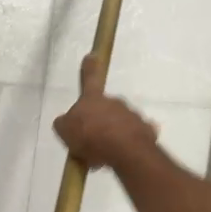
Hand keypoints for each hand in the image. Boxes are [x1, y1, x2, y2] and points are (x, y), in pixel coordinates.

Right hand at [53, 55, 157, 169]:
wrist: (124, 150)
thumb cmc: (90, 137)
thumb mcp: (64, 131)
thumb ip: (64, 123)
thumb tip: (66, 121)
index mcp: (92, 99)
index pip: (89, 78)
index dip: (89, 68)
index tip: (92, 55)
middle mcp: (114, 102)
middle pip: (104, 109)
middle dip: (99, 121)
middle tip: (91, 142)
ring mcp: (132, 115)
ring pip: (119, 123)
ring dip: (112, 135)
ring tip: (103, 156)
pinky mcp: (146, 131)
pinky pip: (134, 135)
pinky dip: (128, 143)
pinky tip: (122, 156)